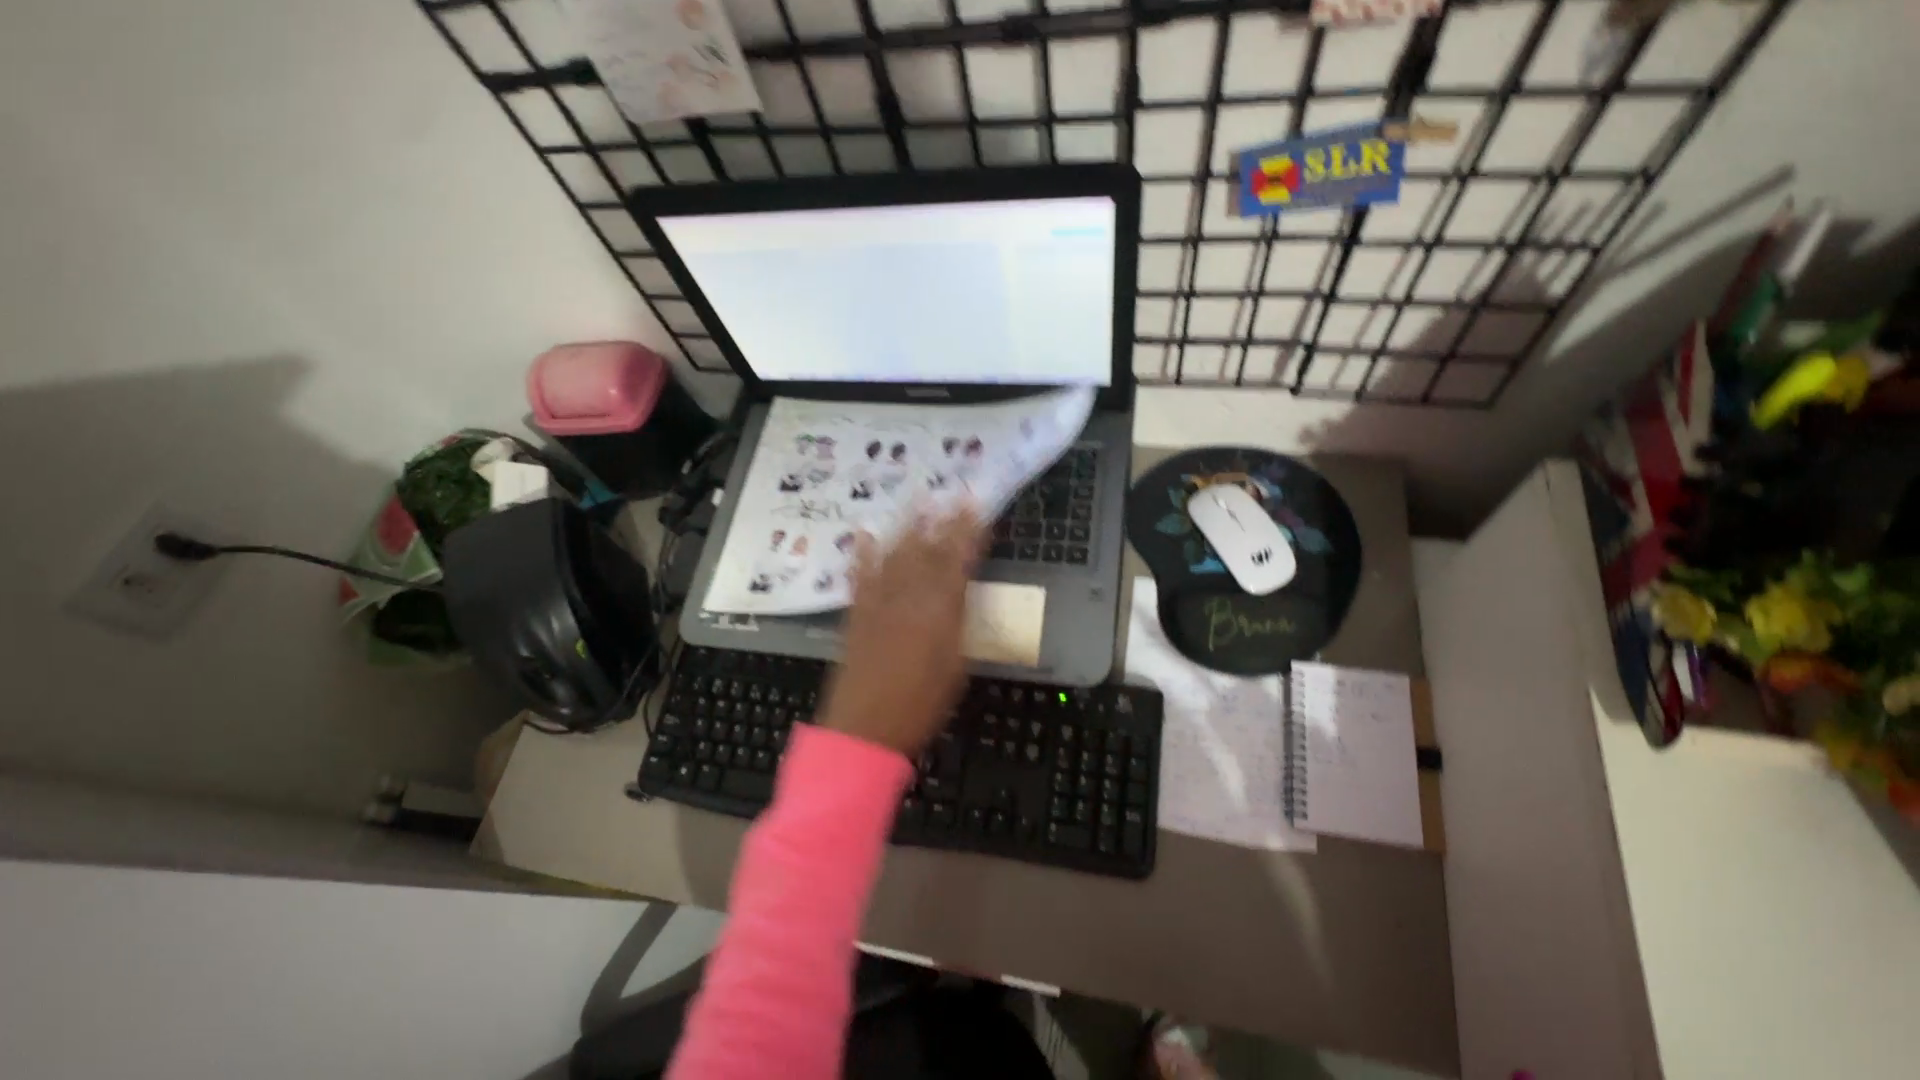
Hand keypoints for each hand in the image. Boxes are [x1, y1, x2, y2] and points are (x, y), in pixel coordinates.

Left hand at [819, 502, 986, 757]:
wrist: (864, 729)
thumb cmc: (920, 706)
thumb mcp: (955, 667)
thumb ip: (958, 625)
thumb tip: (963, 594)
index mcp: (939, 613)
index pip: (957, 562)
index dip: (967, 532)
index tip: (976, 507)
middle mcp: (907, 600)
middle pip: (926, 551)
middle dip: (941, 520)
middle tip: (951, 493)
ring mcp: (878, 603)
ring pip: (894, 555)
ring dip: (906, 526)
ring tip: (917, 499)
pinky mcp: (855, 614)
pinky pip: (859, 576)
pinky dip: (861, 553)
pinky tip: (863, 533)